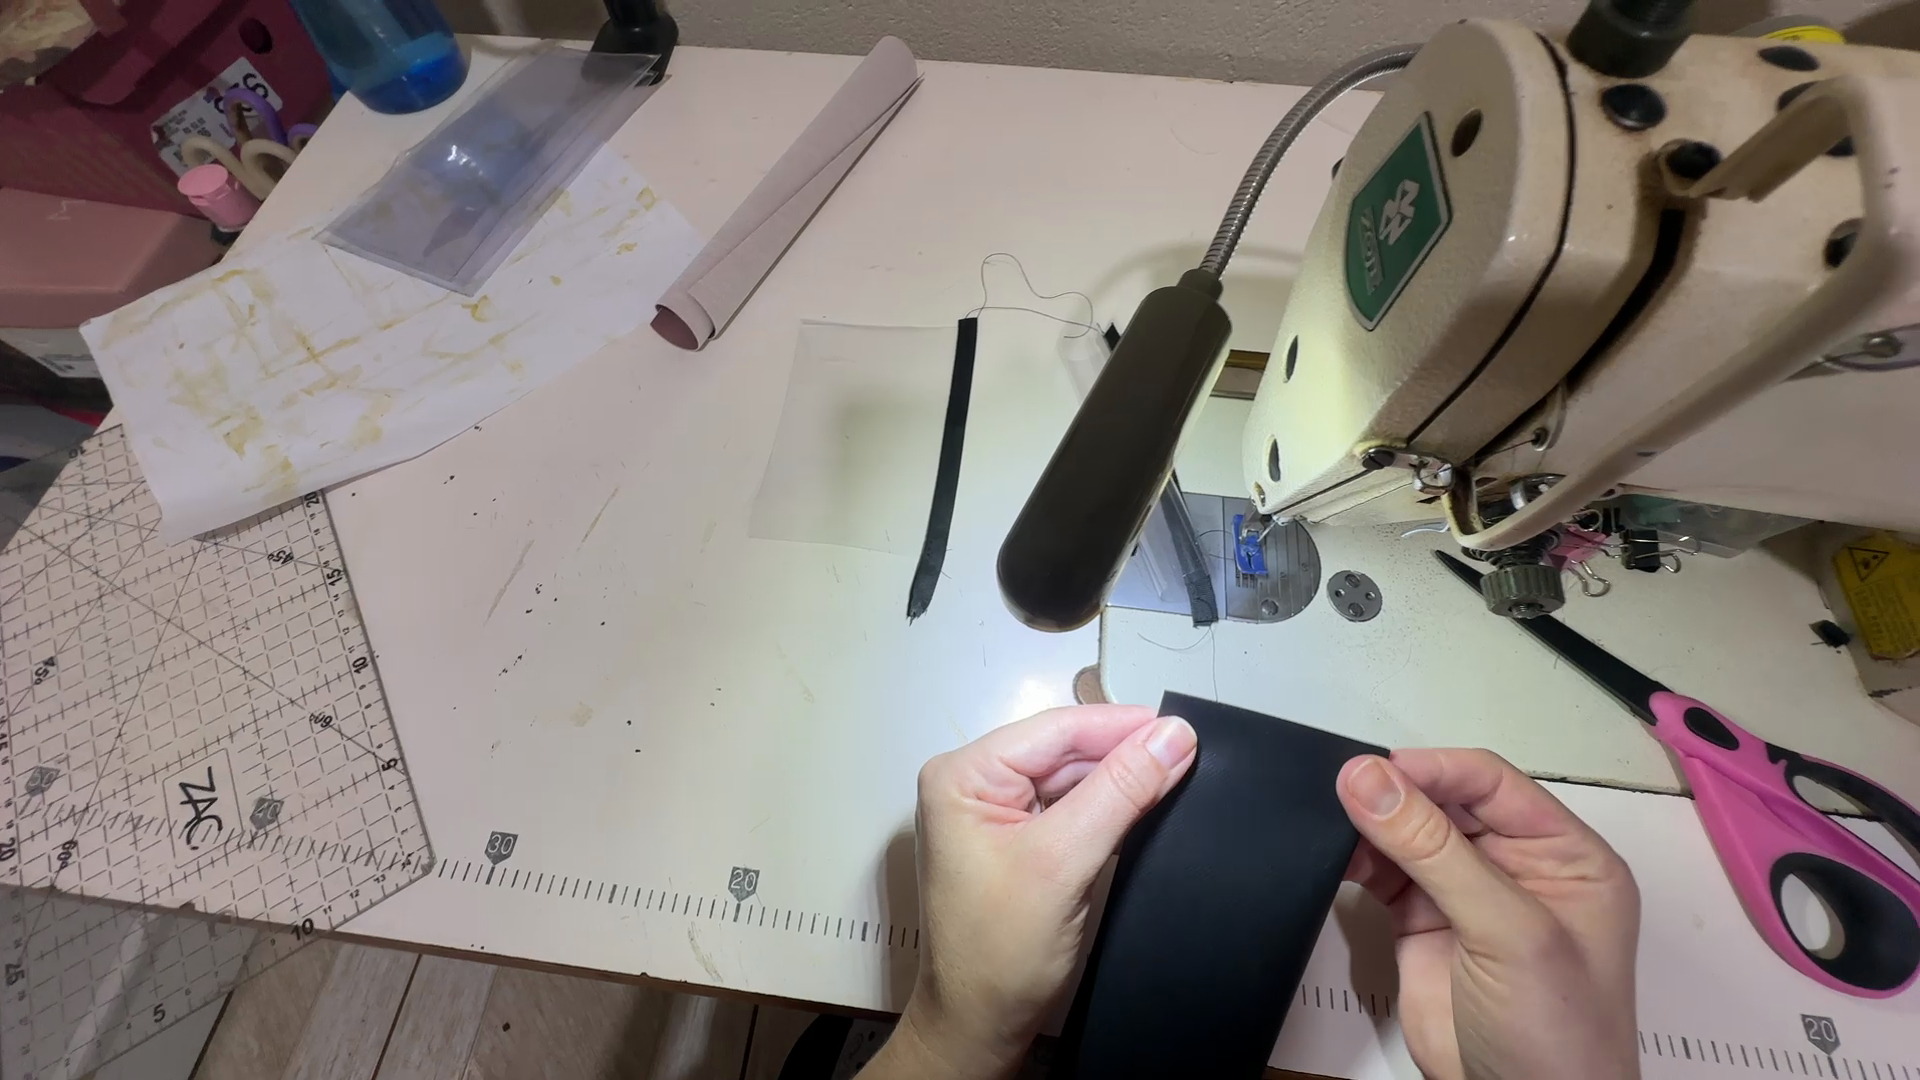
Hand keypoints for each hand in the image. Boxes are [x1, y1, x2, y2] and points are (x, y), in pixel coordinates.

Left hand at [865, 705, 1197, 1079]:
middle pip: (1062, 749)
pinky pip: (1068, 803)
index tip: (1178, 724)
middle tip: (1185, 748)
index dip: (1117, 723)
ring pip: (1069, 775)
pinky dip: (1106, 802)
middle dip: (1121, 750)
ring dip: (1118, 776)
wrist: (977, 1027)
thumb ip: (1120, 792)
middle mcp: (974, 780)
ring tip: (1173, 768)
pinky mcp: (1017, 834)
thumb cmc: (999, 952)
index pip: (1052, 730)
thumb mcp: (1064, 861)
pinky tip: (1143, 797)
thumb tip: (1172, 736)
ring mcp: (994, 807)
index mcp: (963, 773)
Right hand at [1337, 749, 1640, 1079]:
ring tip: (1329, 826)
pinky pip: (1378, 863)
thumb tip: (1360, 774)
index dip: (1430, 769)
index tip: (1368, 772)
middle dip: (1391, 795)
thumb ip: (1432, 849)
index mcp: (1561, 854)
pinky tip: (1334, 857)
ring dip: (1366, 823)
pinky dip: (1352, 855)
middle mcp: (1511, 861)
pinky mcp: (1417, 911)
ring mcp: (1461, 887)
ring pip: (1403, 826)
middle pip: (1439, 799)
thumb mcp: (1505, 932)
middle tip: (1337, 794)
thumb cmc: (1548, 1030)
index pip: (1488, 782)